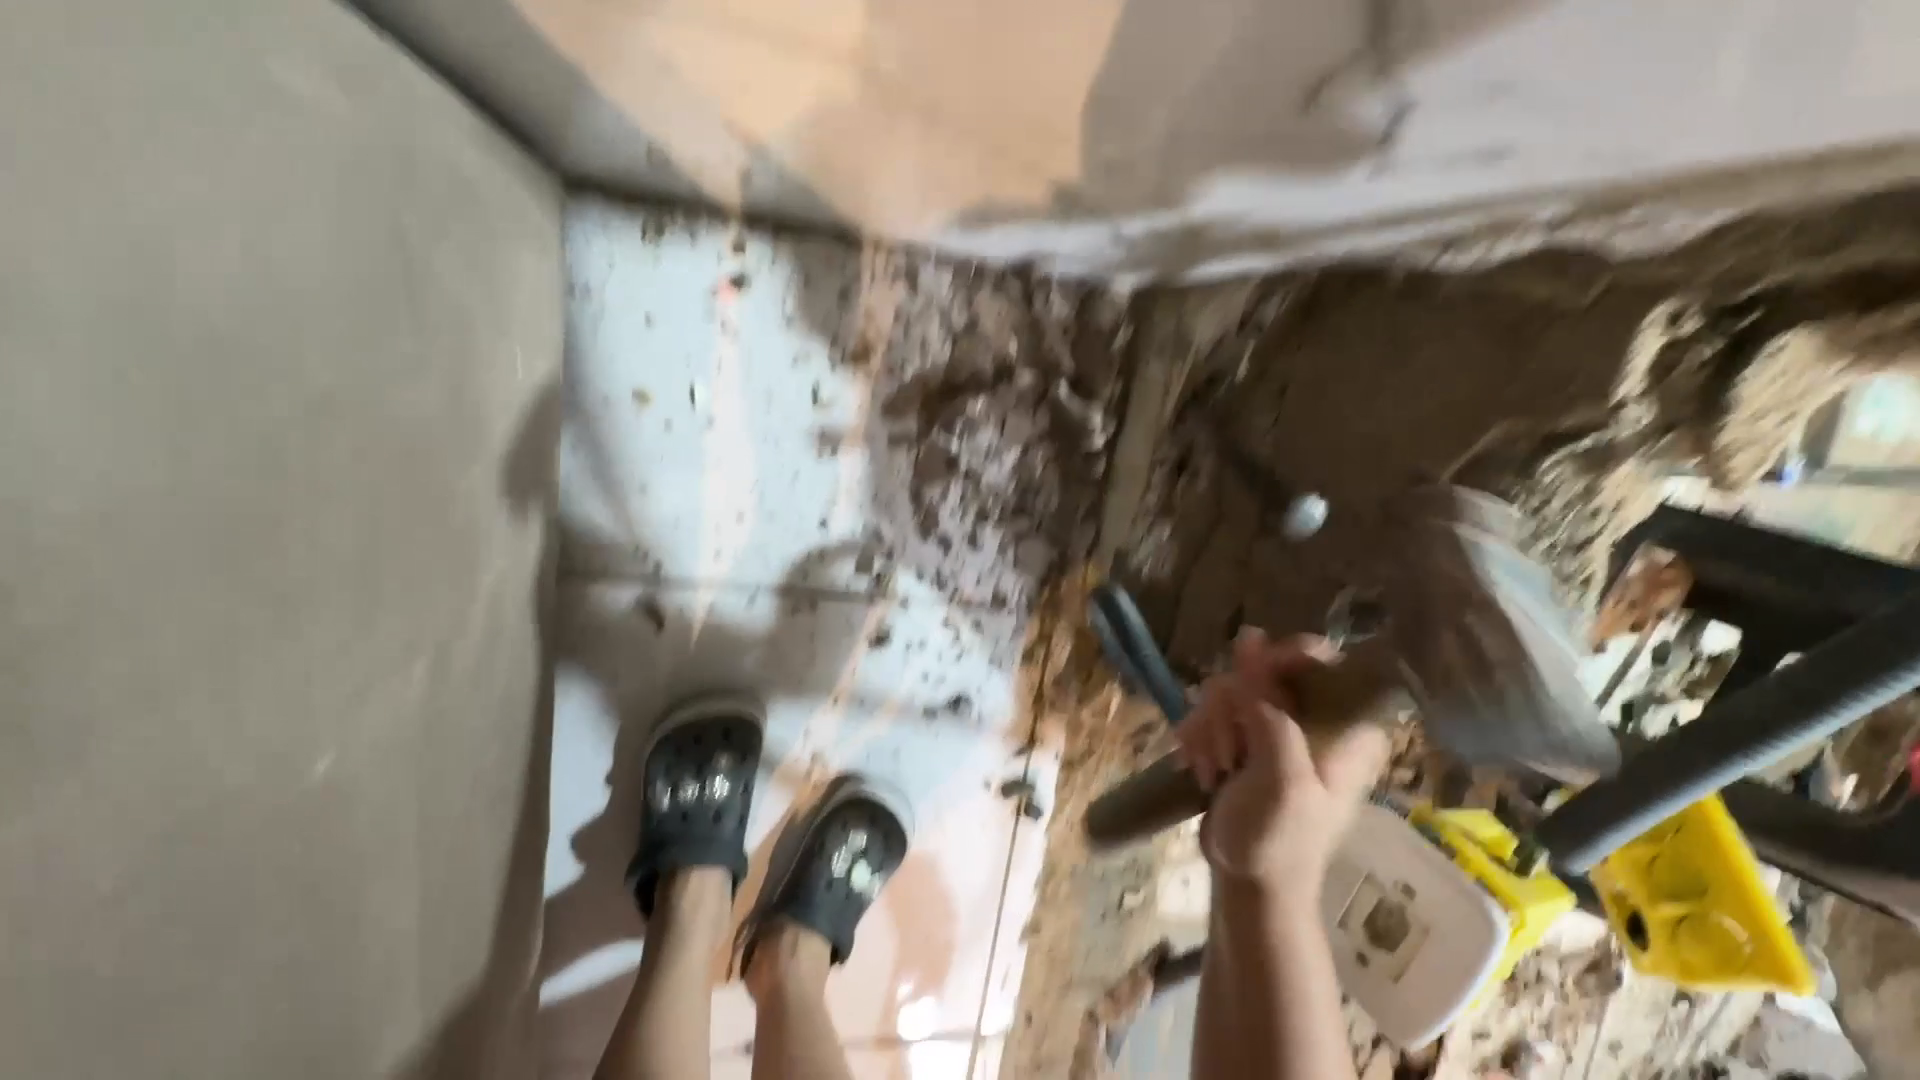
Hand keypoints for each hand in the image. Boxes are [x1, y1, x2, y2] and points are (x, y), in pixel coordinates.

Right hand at [1176, 628, 1390, 900]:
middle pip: (1262, 670)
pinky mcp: (1245, 737)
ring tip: (1215, 769)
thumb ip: (1269, 706)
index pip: (1318, 659)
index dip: (1277, 663)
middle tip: (1230, 752)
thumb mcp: (1281, 776)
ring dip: (1212, 727)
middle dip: (1233, 709)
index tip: (1247, 689)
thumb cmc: (1279, 840)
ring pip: (1230, 688)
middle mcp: (1315, 717)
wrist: (1250, 885)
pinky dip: (1200, 736)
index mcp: (1347, 724)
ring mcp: (1277, 726)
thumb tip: (1250, 636)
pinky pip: (1212, 709)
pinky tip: (1201, 768)